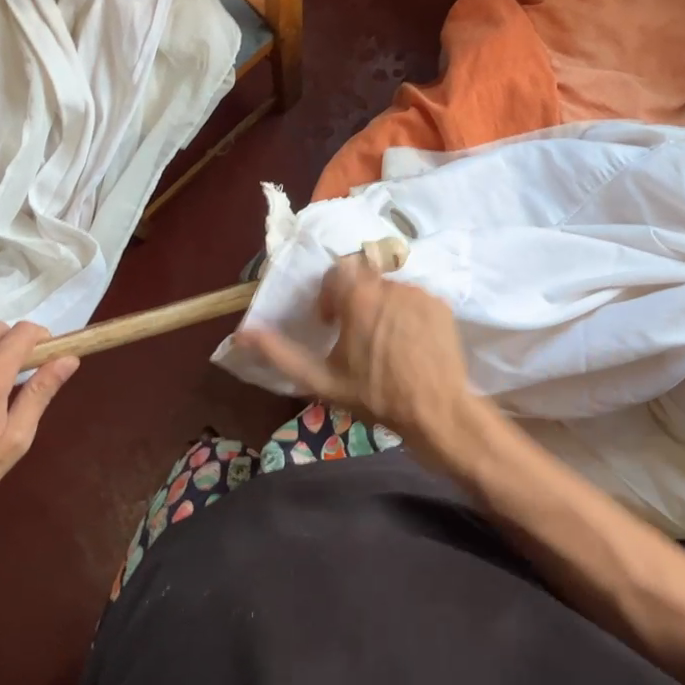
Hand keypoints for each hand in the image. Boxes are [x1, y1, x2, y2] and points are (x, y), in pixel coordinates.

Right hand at [235, 257, 470, 436]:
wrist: (436, 411)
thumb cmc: (375, 396)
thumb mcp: (322, 380)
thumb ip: (280, 354)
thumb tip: (242, 334)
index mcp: (358, 295)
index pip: (336, 272)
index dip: (329, 295)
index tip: (331, 323)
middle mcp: (390, 284)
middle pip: (365, 279)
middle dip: (356, 301)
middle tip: (356, 335)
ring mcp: (420, 293)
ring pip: (391, 289)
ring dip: (382, 308)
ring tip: (384, 343)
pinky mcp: (442, 304)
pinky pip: (417, 300)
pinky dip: (408, 315)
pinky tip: (408, 345)